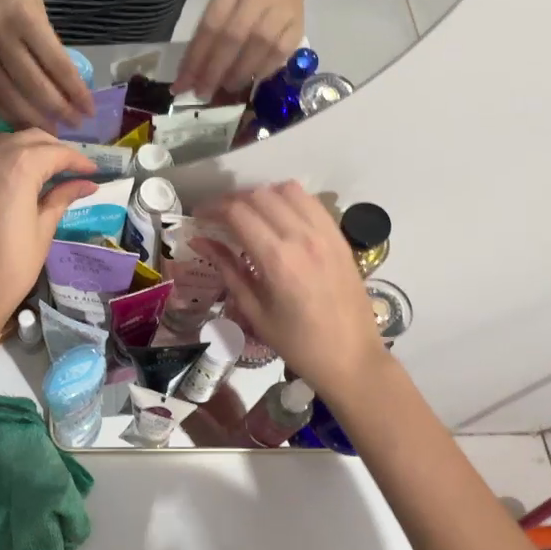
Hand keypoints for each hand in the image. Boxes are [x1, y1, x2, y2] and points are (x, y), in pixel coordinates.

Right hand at [0, 0, 94, 130]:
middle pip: (33, 85)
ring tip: (51, 131)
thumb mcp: (40, 12)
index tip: (89, 110)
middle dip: (57, 110)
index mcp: (24, 19)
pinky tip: (23, 121)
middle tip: (74, 125)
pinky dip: (7, 112)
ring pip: (8, 96)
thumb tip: (66, 90)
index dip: (75, 91)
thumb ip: (49, 48)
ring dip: (32, 118)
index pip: (56, 64)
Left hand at [0, 130, 97, 327]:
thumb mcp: (44, 228)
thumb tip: (87, 184)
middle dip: (56, 149)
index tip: (94, 171)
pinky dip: (10, 157)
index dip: (78, 160)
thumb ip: (63, 197)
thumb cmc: (13, 264)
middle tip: (74, 169)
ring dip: (32, 149)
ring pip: (9, 142)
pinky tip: (23, 176)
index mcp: (19, 167)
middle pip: (31, 138)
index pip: (55, 153)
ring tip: (51, 169)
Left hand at [176, 0, 305, 97]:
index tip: (182, 84)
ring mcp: (281, 10)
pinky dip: (263, 70)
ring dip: (239, 73)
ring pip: (259, 45)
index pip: (209, 26)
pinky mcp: (298, 25)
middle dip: (214, 70)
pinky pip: (281, 52)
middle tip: (202, 92)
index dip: (195, 58)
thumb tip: (190, 77)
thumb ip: (205, 36)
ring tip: (226, 88)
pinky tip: (251, 81)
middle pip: (233, 37)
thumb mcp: (219, 3)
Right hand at [196, 182, 388, 392]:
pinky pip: (312, 202)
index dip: (212, 208)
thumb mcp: (254, 310)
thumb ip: (227, 269)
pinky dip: (289, 200)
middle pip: (259, 195)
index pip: (237, 212)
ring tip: (249, 213)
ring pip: (287, 190)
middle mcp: (302, 237)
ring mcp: (325, 234)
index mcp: (277, 259)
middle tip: (218, 217)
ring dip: (262, 195)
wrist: (352, 358)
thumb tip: (200, 241)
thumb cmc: (298, 343)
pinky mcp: (339, 237)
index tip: (199, 216)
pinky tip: (279, 218)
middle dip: (232, 200)